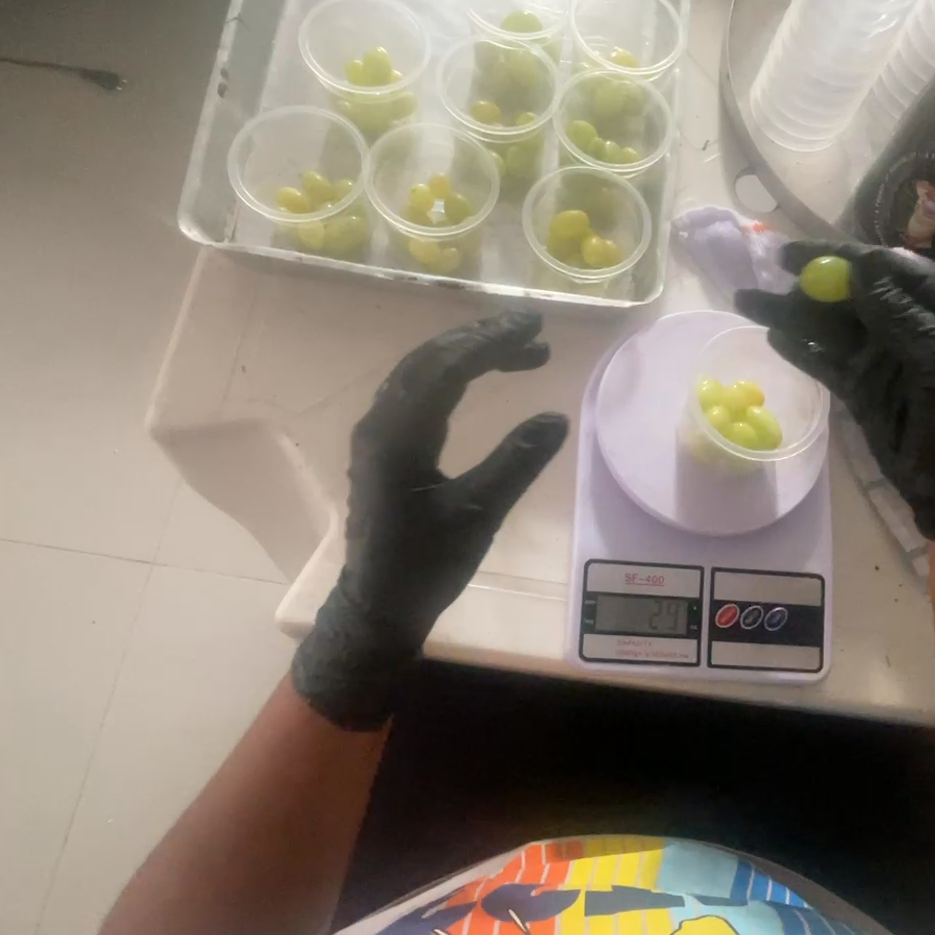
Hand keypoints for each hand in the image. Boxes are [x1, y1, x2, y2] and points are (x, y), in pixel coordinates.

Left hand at [292, 310, 568, 728]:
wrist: (378, 604)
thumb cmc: (426, 565)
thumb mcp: (479, 516)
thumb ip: (516, 463)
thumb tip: (556, 418)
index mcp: (398, 436)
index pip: (447, 369)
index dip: (492, 342)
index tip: (535, 329)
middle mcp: (380, 423)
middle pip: (430, 360)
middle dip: (482, 339)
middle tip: (533, 332)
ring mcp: (377, 433)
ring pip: (420, 372)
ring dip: (466, 354)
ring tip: (517, 351)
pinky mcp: (383, 446)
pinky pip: (416, 391)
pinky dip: (451, 375)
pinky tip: (476, 379)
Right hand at [736, 242, 934, 543]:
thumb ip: (902, 316)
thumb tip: (862, 268)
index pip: (887, 270)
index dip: (842, 256)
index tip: (797, 254)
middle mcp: (910, 329)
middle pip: (851, 296)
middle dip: (808, 284)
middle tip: (762, 275)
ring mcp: (883, 362)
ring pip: (831, 329)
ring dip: (792, 315)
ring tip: (748, 304)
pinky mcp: (862, 393)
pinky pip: (827, 363)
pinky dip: (802, 350)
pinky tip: (774, 337)